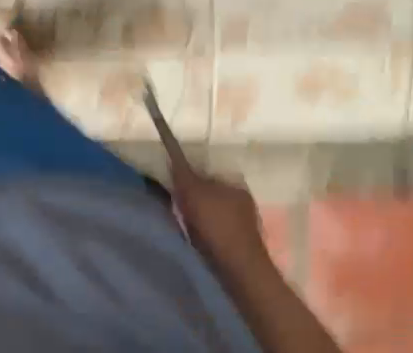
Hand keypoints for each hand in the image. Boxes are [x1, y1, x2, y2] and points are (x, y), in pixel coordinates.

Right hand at [169, 153, 269, 267]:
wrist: (240, 270)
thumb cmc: (216, 224)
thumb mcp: (192, 190)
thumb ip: (180, 168)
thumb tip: (169, 143)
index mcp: (235, 183)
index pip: (206, 171)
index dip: (188, 172)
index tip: (172, 176)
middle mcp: (242, 200)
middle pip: (208, 190)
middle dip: (191, 192)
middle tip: (172, 196)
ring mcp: (243, 223)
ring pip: (211, 210)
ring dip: (196, 212)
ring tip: (179, 216)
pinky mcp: (239, 242)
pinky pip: (214, 227)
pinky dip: (203, 228)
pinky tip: (193, 234)